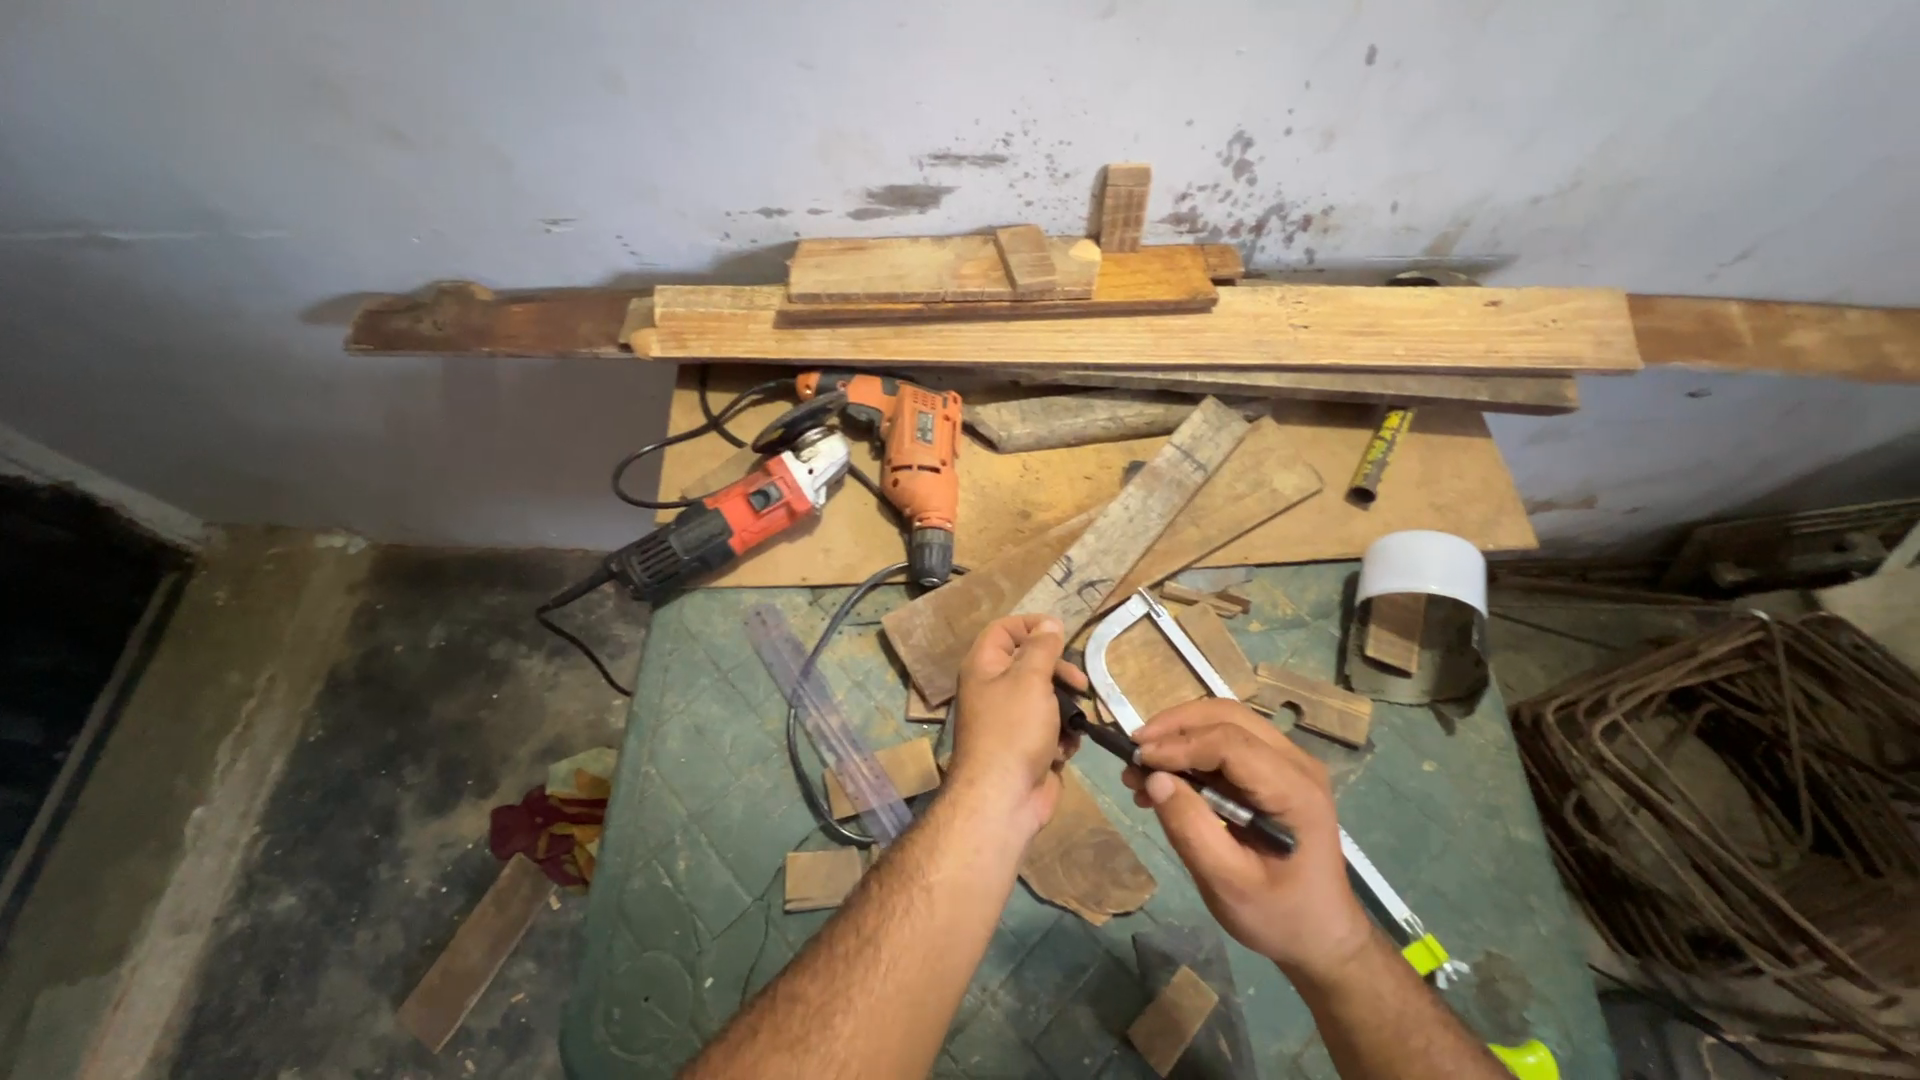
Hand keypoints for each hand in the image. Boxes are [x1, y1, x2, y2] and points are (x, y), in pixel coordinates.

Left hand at [948, 615, 1087, 836]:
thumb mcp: (1030, 678)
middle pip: (1030, 664)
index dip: (1030, 625)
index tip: (1060, 633)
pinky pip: (1050, 729)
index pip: (1003, 630)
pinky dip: (1062, 736)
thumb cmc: (1013, 729)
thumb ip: (1042, 648)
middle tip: (1079, 683)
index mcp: (984, 667)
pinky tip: (1066, 748)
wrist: (1004, 797)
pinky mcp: (1026, 747)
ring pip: (1045, 698)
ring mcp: (1009, 721)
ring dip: (1066, 708)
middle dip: (1059, 672)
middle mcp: (993, 690)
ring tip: (1077, 721)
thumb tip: (1048, 623)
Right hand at [1121, 699, 1373, 980]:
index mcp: (1294, 791)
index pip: (1230, 742)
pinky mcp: (1276, 772)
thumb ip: (1191, 829)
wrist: (1322, 936)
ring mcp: (1289, 764)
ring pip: (1227, 722)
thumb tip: (1155, 779)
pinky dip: (1192, 750)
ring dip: (1180, 735)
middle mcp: (1297, 765)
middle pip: (1228, 716)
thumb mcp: (1228, 884)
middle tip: (1134, 750)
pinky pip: (1230, 743)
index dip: (1179, 745)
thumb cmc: (1279, 916)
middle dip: (1175, 726)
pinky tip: (1166, 779)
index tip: (1138, 761)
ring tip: (1142, 768)